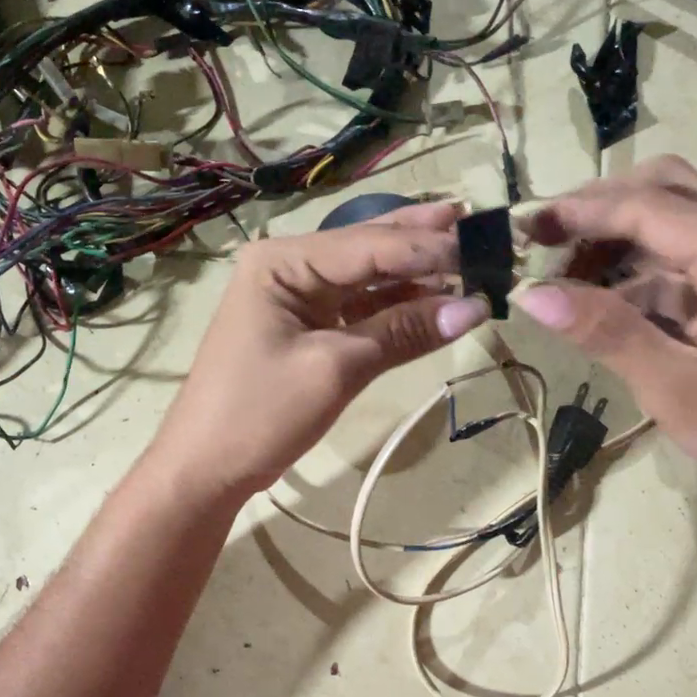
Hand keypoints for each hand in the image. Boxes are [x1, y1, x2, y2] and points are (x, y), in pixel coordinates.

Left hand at [145, 201, 488, 500]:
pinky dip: (396, 307)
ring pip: (368, 277)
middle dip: (425, 243)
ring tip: (474, 260)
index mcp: (282, 261)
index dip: (429, 248)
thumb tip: (475, 307)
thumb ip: (402, 332)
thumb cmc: (260, 413)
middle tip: (487, 230)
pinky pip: (359, 308)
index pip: (368, 243)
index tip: (488, 249)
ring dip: (416, 275)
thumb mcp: (335, 369)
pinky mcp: (305, 328)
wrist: (207, 467)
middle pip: (369, 247)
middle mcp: (289, 266)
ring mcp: (297, 297)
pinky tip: (436, 299)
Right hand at [516, 156, 696, 505]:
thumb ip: (606, 332)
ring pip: (671, 220)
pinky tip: (597, 300)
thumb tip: (531, 294)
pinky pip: (680, 259)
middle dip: (598, 207)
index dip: (579, 211)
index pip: (647, 206)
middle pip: (665, 189)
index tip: (522, 226)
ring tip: (558, 272)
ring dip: (613, 238)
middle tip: (541, 238)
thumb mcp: (674, 387)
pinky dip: (634, 270)